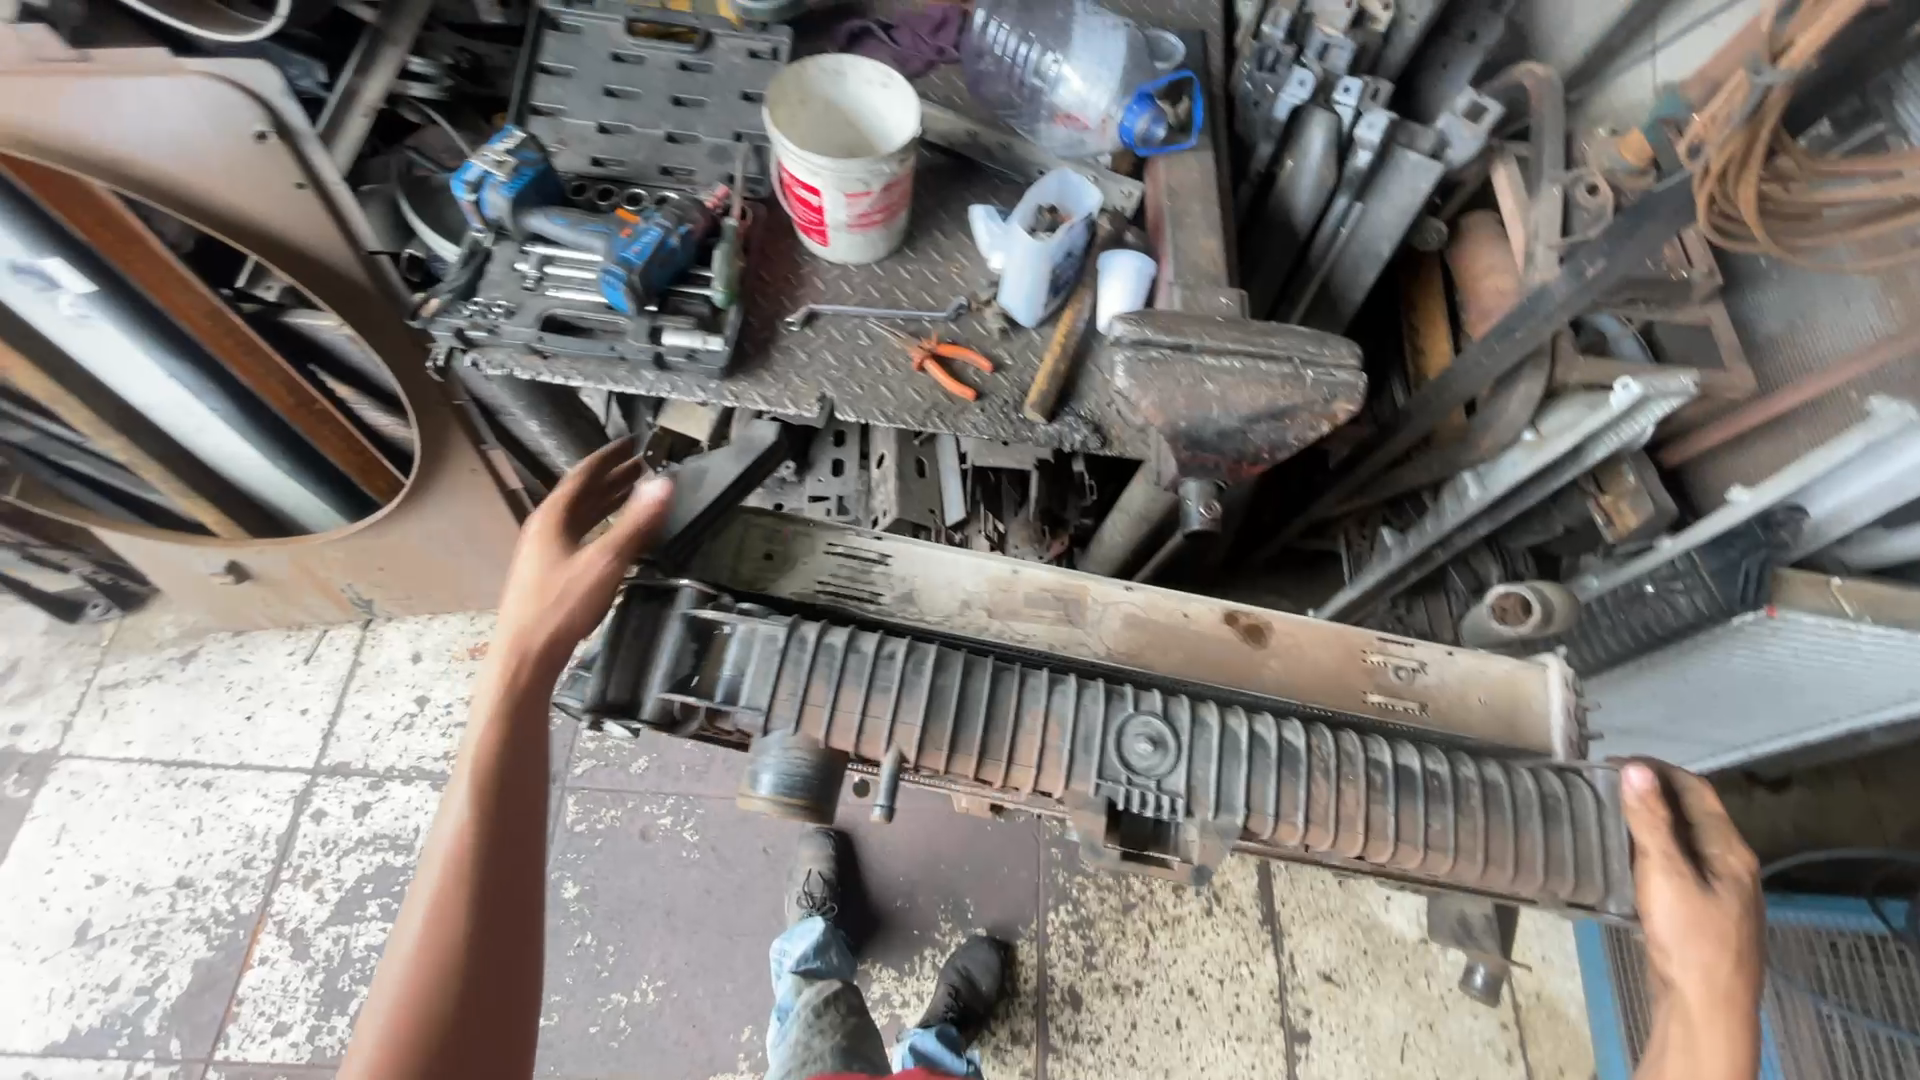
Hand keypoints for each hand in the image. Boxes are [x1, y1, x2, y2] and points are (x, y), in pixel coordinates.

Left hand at [492, 437, 673, 672]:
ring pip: (580, 516)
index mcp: (552, 518)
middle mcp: (544, 528)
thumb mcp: (605, 561)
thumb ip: (636, 524)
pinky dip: (600, 525)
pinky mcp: (549, 571)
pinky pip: (579, 535)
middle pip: (581, 494)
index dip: (609, 457)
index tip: (632, 443)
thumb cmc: (562, 606)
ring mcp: (544, 550)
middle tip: (640, 467)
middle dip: (612, 479)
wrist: (525, 654)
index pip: (583, 475)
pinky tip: (614, 536)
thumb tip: (664, 484)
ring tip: (632, 493)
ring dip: (606, 502)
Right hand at [1621, 759, 1763, 1079]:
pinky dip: (1648, 841)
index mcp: (1730, 851)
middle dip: (1651, 790)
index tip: (1613, 761)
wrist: (1703, 1000)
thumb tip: (1635, 769)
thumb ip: (1650, 821)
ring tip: (1606, 806)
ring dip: (1649, 815)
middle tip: (1603, 780)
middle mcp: (1729, 864)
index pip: (1697, 791)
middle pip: (1691, 812)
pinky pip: (1674, 858)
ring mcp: (1716, 887)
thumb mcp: (1664, 872)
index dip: (1659, 769)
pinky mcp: (1698, 905)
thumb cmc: (1688, 933)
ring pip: (1682, 836)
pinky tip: (1622, 848)